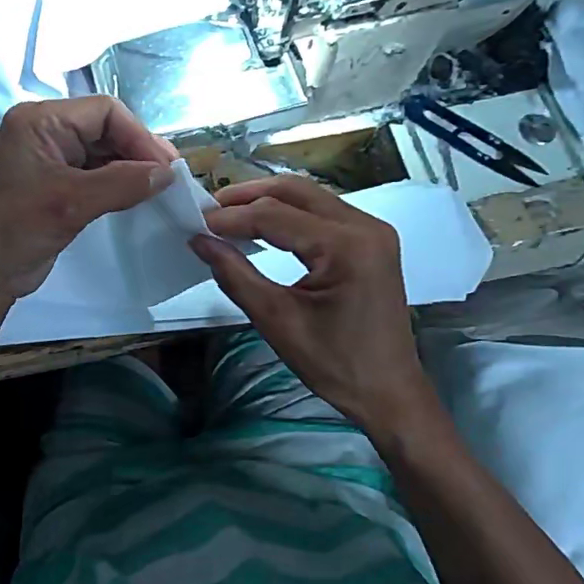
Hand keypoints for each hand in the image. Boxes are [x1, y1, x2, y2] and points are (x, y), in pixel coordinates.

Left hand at [0, 96, 178, 299]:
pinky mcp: (53, 186)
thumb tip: (167, 174)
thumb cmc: (15, 228)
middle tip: (170, 179)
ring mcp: (48, 160)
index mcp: (40, 121)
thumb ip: (122, 183)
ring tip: (160, 190)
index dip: (139, 136)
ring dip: (130, 169)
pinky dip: (117, 185)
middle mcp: (44, 133)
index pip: (104, 112)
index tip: (166, 167)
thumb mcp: (71, 202)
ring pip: (101, 153)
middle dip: (137, 151)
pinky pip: (93, 175)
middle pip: (104, 129)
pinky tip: (138, 198)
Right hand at [190, 176, 434, 431]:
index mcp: (347, 247)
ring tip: (228, 215)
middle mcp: (365, 227)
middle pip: (295, 191)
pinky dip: (287, 213)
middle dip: (248, 196)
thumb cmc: (333, 363)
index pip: (275, 215)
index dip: (231, 217)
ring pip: (309, 196)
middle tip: (208, 209)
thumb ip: (235, 274)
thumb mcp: (276, 319)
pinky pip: (322, 212)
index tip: (196, 224)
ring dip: (266, 201)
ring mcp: (372, 231)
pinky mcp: (370, 241)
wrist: (387, 392)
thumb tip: (199, 241)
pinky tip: (261, 226)